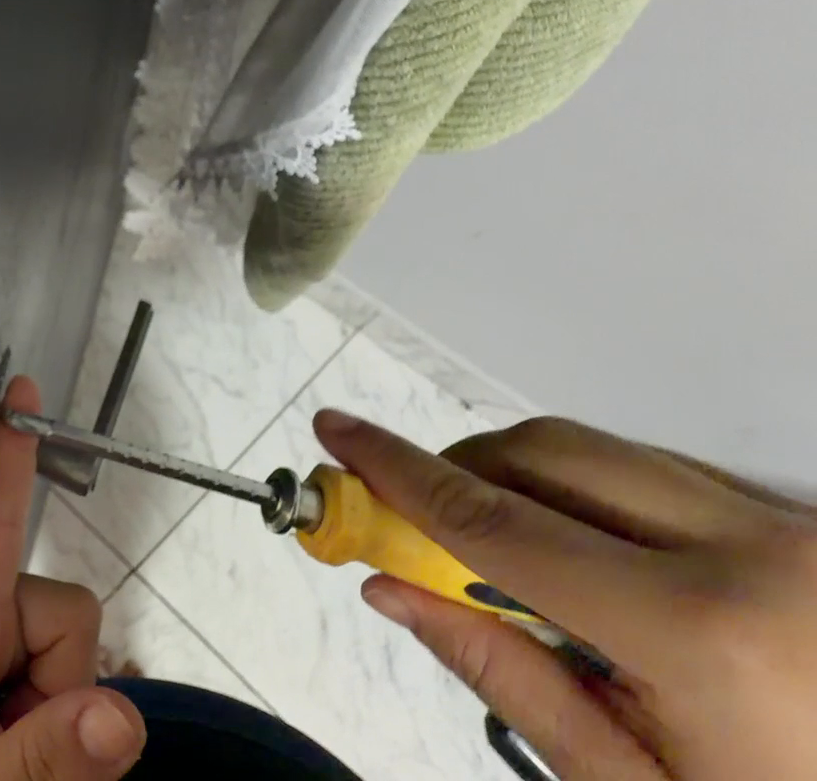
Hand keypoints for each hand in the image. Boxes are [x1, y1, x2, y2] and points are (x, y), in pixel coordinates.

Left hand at [0, 376, 146, 780]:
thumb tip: (122, 714)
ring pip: (76, 646)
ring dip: (62, 705)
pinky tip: (23, 739)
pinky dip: (60, 706)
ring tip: (13, 755)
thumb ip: (44, 757)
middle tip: (21, 745)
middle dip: (65, 676)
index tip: (18, 396)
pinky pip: (65, 665)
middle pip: (64, 607)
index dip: (6, 461)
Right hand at [315, 410, 816, 779]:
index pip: (496, 523)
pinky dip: (598, 495)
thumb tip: (385, 587)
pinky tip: (610, 563)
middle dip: (461, 468)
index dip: (397, 471)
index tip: (333, 429)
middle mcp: (762, 551)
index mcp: (705, 632)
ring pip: (606, 454)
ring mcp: (804, 526)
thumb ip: (501, 674)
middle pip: (548, 454)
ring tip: (531, 564)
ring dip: (529, 484)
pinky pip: (666, 471)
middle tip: (419, 521)